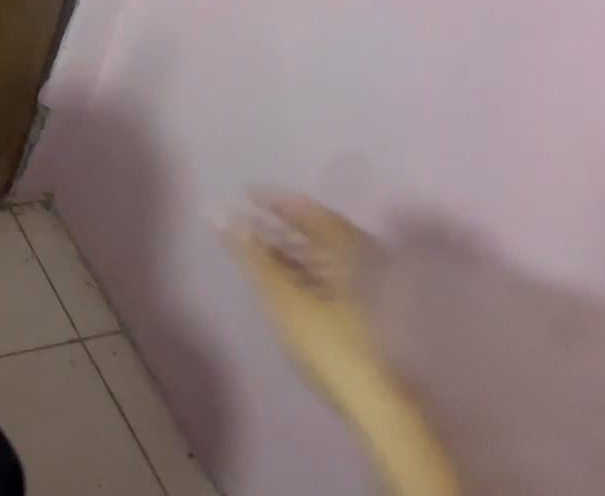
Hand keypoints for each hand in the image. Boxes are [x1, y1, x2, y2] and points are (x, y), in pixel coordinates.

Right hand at [224, 193, 384, 408]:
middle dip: (283, 226)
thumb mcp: (283, 297)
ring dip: (293, 251)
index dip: (278, 201)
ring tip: (259, 249)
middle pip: (322, 236)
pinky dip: (307, 273)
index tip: (247, 193)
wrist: (385, 410)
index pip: (313, 214)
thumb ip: (251, 254)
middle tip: (247, 220)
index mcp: (354, 253)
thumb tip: (219, 215)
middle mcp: (371, 265)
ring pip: (328, 260)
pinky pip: (334, 280)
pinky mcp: (372, 320)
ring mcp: (376, 294)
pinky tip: (288, 281)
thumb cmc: (331, 344)